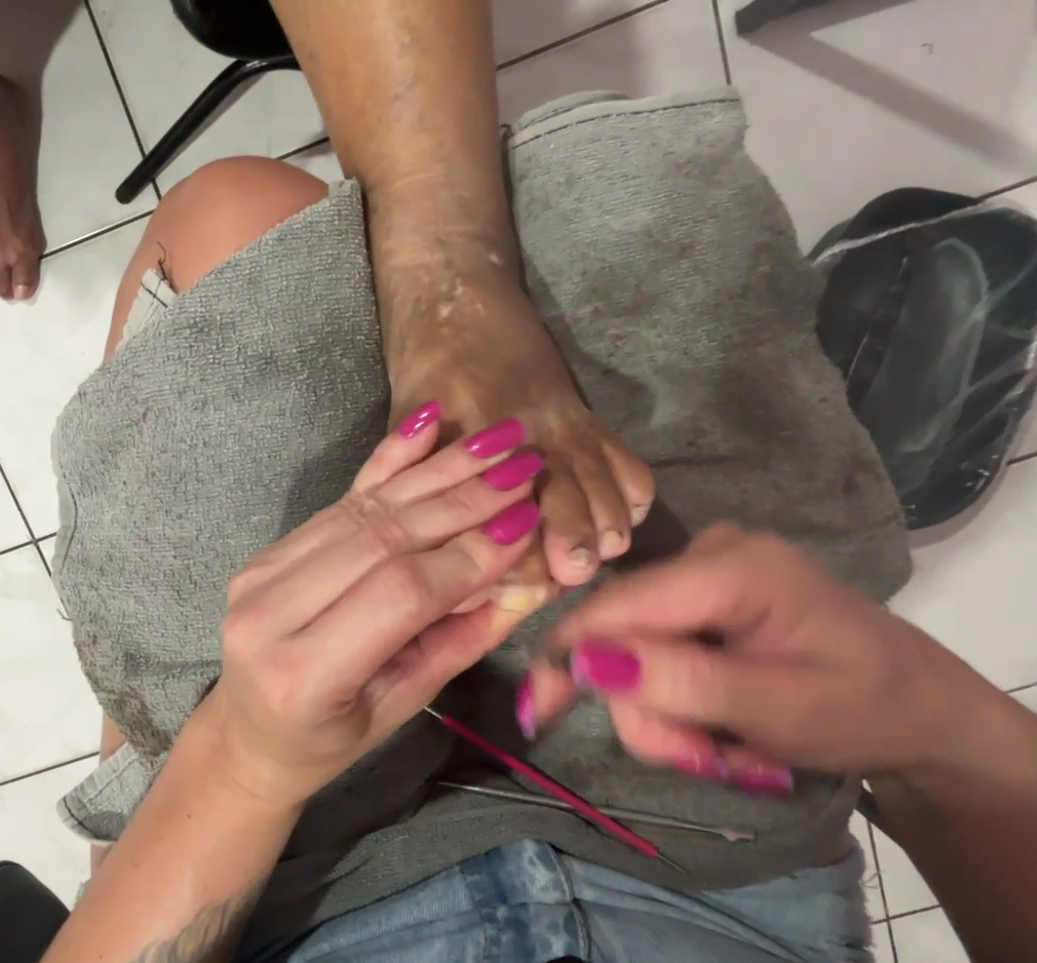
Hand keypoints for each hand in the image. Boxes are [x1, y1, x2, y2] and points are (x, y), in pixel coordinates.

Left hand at [197, 409, 542, 810]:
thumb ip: (458, 639)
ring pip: (362, 512)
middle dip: (462, 501)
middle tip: (527, 469)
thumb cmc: (330, 739)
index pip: (399, 594)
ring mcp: (260, 573)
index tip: (528, 523)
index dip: (466, 556)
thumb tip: (527, 579)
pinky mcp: (267, 551)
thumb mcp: (400, 706)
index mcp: (303, 673)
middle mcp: (270, 613)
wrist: (250, 732)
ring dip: (436, 472)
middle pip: (380, 539)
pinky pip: (338, 501)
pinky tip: (429, 424)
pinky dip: (388, 462)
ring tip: (499, 441)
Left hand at [389, 279, 654, 592]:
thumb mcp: (406, 416)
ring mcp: (574, 423)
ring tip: (591, 563)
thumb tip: (436, 543)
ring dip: (605, 532)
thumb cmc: (426, 363)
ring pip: (612, 491)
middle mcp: (543, 433)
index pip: (515, 514)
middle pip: (577, 507)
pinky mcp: (592, 416)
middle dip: (574, 552)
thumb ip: (417, 470)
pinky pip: (629, 466)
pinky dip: (628, 500)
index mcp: (489, 436)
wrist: (460, 296)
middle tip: (568, 581)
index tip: (514, 592)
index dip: (518, 561)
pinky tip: (611, 524)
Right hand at [525, 524, 1021, 782]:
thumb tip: (585, 661)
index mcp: (732, 566)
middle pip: (621, 635)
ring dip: (663, 713)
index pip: (615, 606)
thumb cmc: (867, 711)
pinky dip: (672, 697)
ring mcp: (703, 571)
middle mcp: (707, 552)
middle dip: (649, 710)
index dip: (567, 658)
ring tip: (721, 750)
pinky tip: (714, 719)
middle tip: (701, 760)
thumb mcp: (780, 711)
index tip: (536, 714)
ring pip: (632, 649)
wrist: (925, 712)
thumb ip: (683, 683)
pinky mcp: (702, 595)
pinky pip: (651, 647)